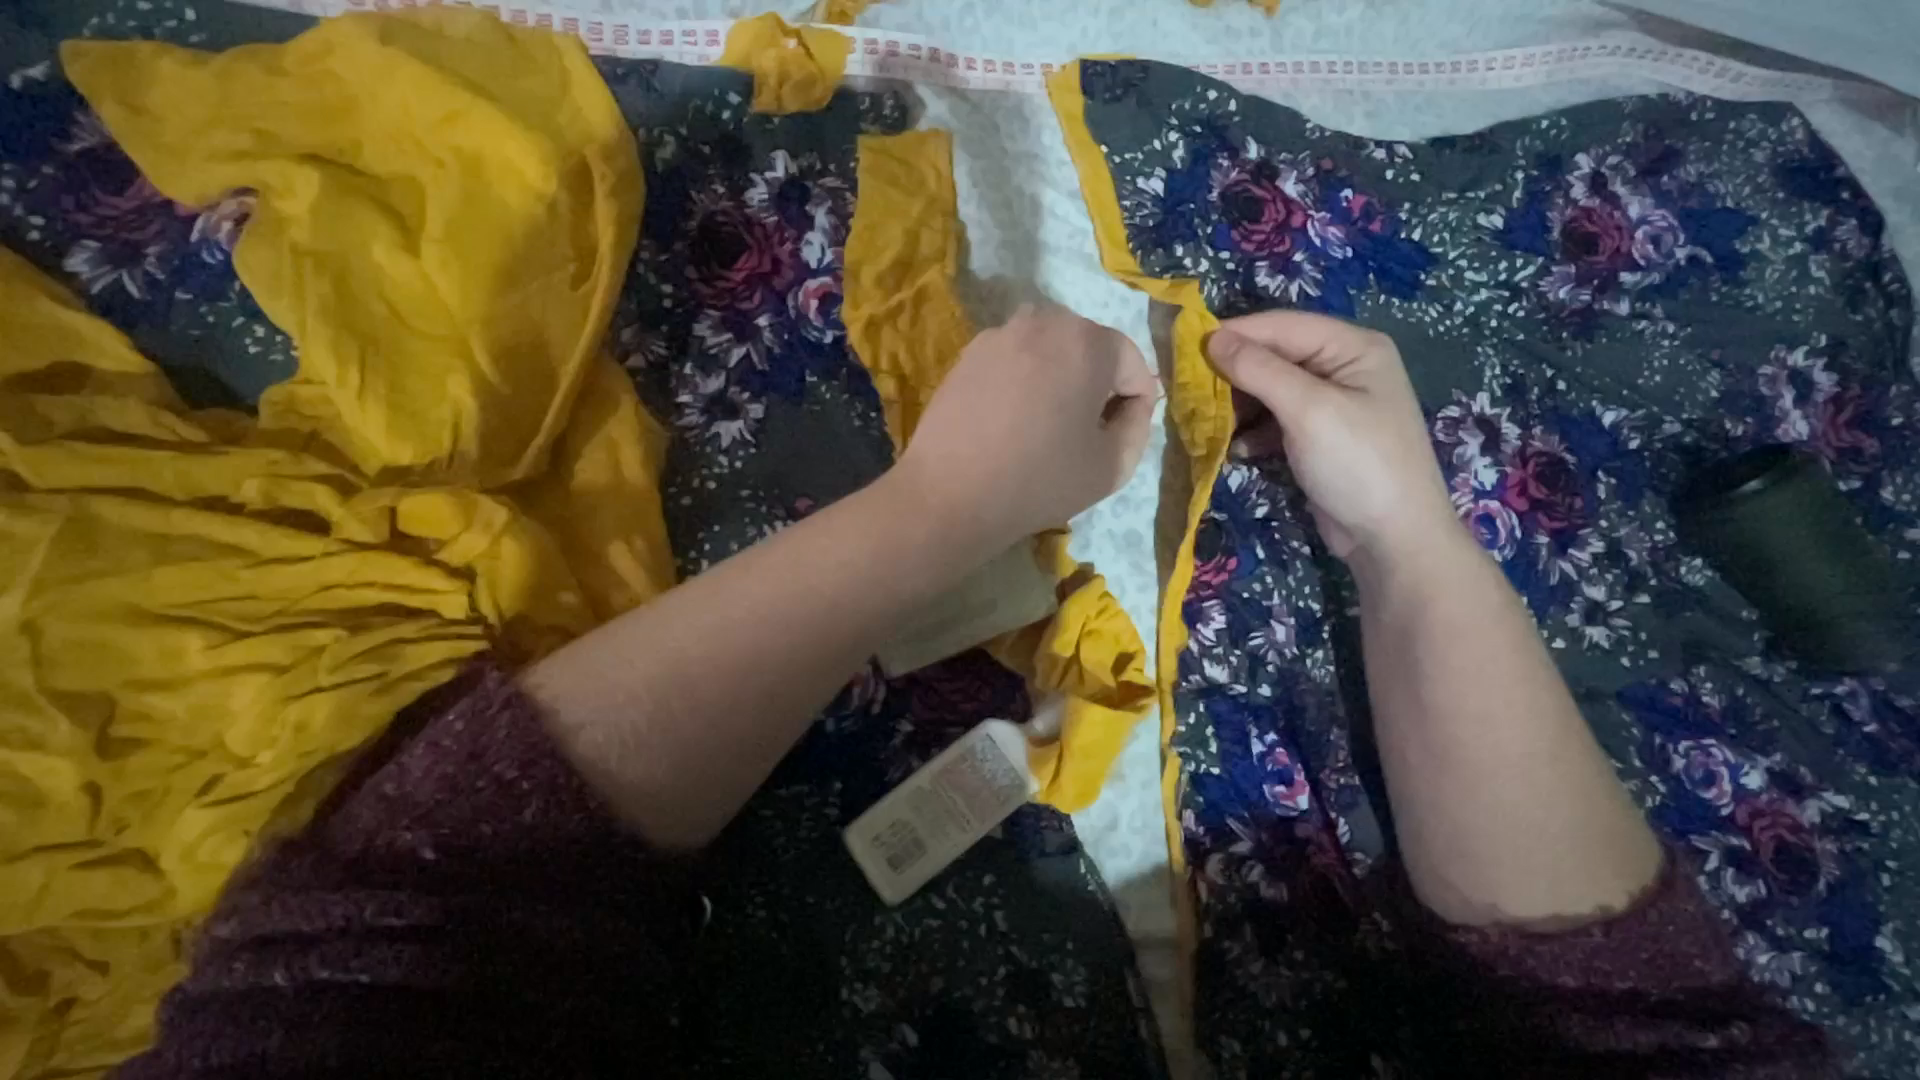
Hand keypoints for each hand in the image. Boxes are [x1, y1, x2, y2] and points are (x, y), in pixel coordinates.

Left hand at [895, 304, 1156, 552]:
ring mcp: (999, 334)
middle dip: (1096, 385)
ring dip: (1059, 381)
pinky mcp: (968, 353)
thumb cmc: (1039, 481)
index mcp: (1087, 341)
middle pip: (1091, 350)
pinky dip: (1023, 383)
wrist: (949, 495)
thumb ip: (1138, 424)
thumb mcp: (1112, 465)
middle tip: (1082, 435)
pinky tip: (1011, 424)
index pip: (1133, 364)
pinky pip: (1015, 361)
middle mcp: (1043, 321)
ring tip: (1045, 429)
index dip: (1136, 404)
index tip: (1115, 439)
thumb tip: (1131, 402)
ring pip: (1051, 353)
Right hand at [1206, 311, 1457, 564]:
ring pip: (1269, 390)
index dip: (1234, 334)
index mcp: (1352, 347)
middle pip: (1274, 355)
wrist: (1391, 538)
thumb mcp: (1308, 410)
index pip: (1282, 325)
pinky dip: (1252, 431)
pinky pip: (1274, 420)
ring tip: (1209, 422)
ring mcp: (1331, 403)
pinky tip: (1237, 449)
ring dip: (1238, 405)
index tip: (1184, 350)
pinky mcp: (1317, 437)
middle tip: (1190, 391)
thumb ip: (1260, 370)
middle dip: (1233, 373)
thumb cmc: (1357, 463)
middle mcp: (1342, 367)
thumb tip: (1211, 339)